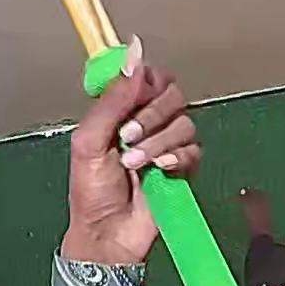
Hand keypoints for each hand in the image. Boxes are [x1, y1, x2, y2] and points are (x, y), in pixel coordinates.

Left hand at [60, 53, 200, 264]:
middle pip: (172, 95)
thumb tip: (134, 52)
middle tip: (128, 138)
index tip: (134, 99)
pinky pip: (194, 150)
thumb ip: (112, 98)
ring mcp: (167, 145)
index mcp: (123, 110)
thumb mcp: (89, 139)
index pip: (149, 77)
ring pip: (184, 123)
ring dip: (159, 142)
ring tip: (136, 164)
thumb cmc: (91, 191)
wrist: (107, 233)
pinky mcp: (182, 169)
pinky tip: (161, 169)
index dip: (147, 84)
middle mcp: (148, 123)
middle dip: (151, 116)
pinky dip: (178, 157)